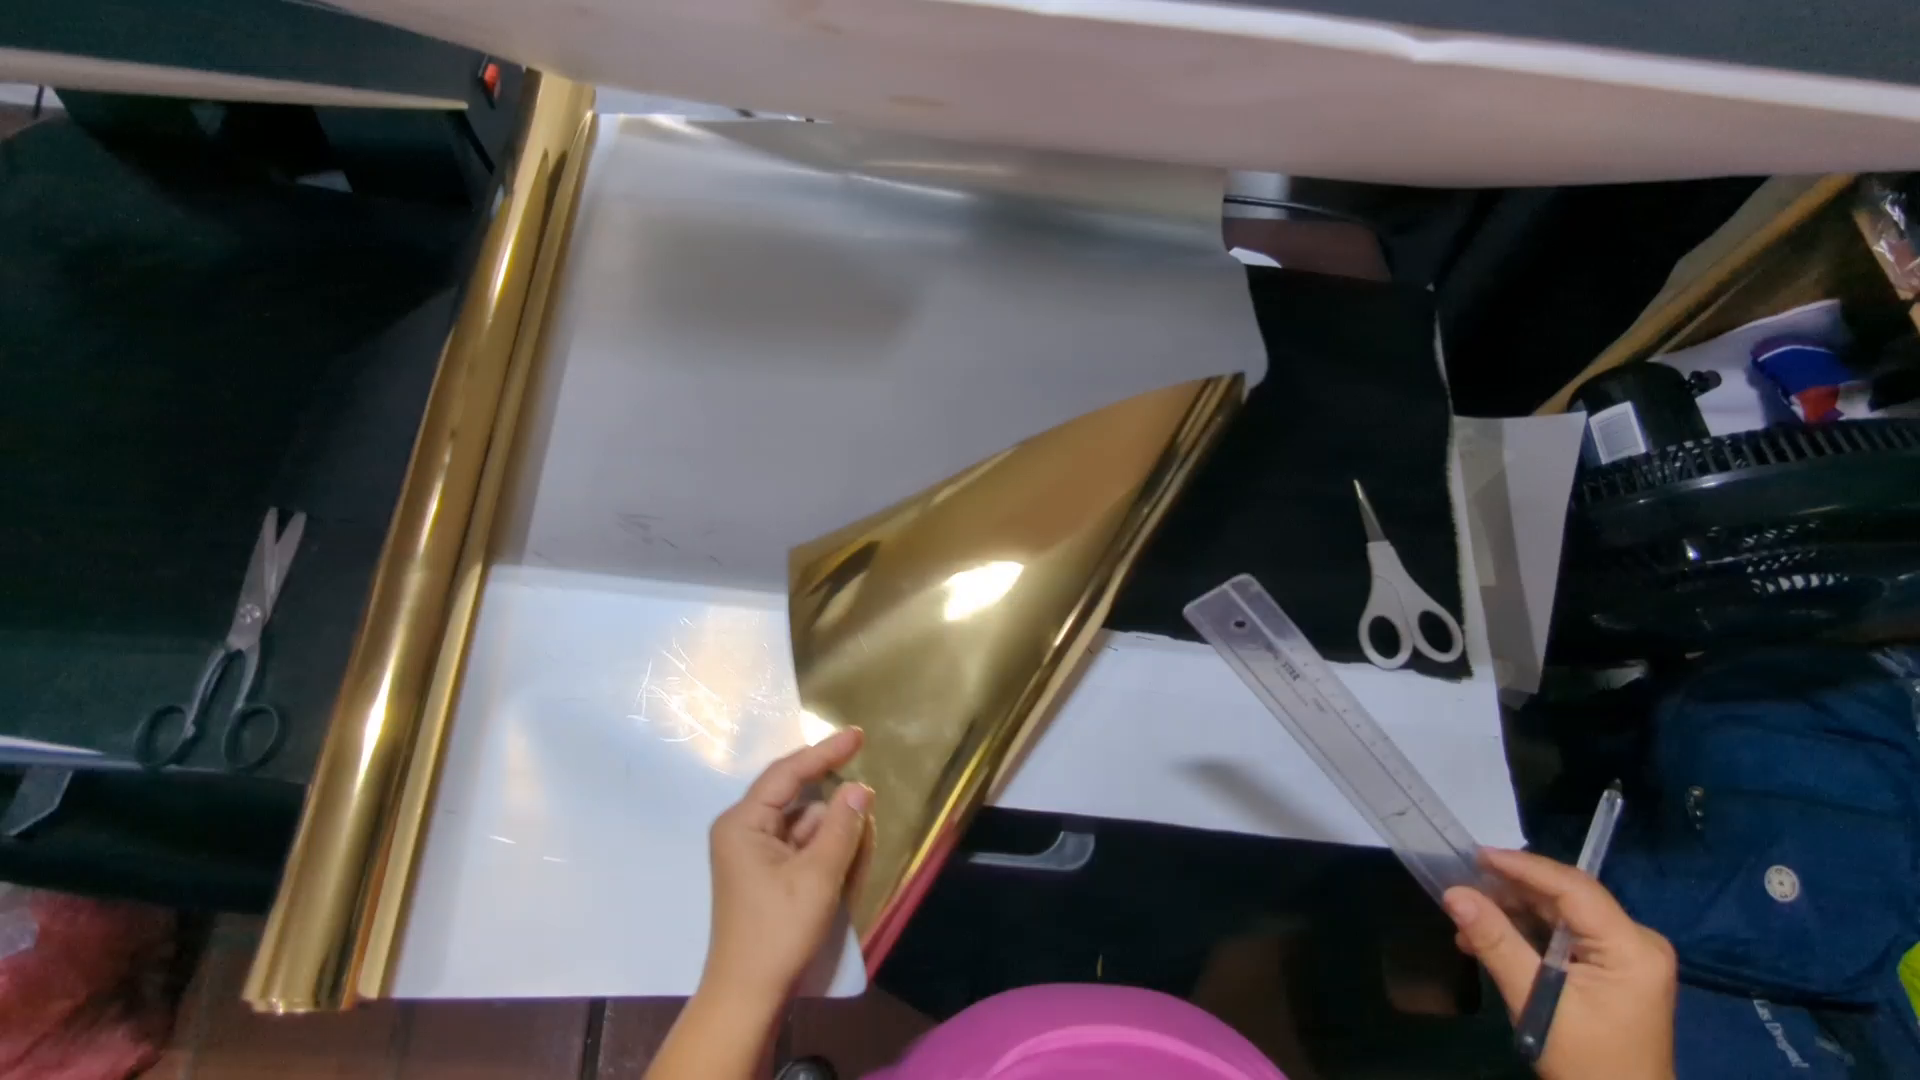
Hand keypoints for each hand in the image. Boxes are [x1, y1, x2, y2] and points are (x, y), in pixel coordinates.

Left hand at [703, 727, 872, 1005]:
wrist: (749, 996)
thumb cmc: (778, 931)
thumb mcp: (819, 876)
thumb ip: (842, 826)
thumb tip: (860, 787)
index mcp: (744, 822)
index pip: (788, 772)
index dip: (825, 752)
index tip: (859, 735)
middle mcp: (744, 828)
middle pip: (801, 800)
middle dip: (836, 814)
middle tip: (864, 828)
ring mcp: (754, 851)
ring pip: (808, 825)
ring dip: (835, 839)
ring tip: (849, 873)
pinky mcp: (766, 871)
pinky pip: (804, 846)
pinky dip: (826, 855)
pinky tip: (842, 877)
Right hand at [1443, 847, 1676, 1079]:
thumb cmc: (1587, 1061)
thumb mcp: (1536, 1001)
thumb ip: (1496, 942)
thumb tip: (1454, 894)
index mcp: (1631, 947)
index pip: (1572, 888)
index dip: (1522, 867)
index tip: (1475, 856)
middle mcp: (1635, 941)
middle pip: (1565, 897)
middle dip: (1510, 891)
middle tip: (1462, 889)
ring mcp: (1626, 953)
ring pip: (1558, 912)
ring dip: (1511, 912)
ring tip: (1467, 921)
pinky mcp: (1612, 966)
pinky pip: (1562, 932)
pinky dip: (1524, 931)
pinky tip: (1488, 940)